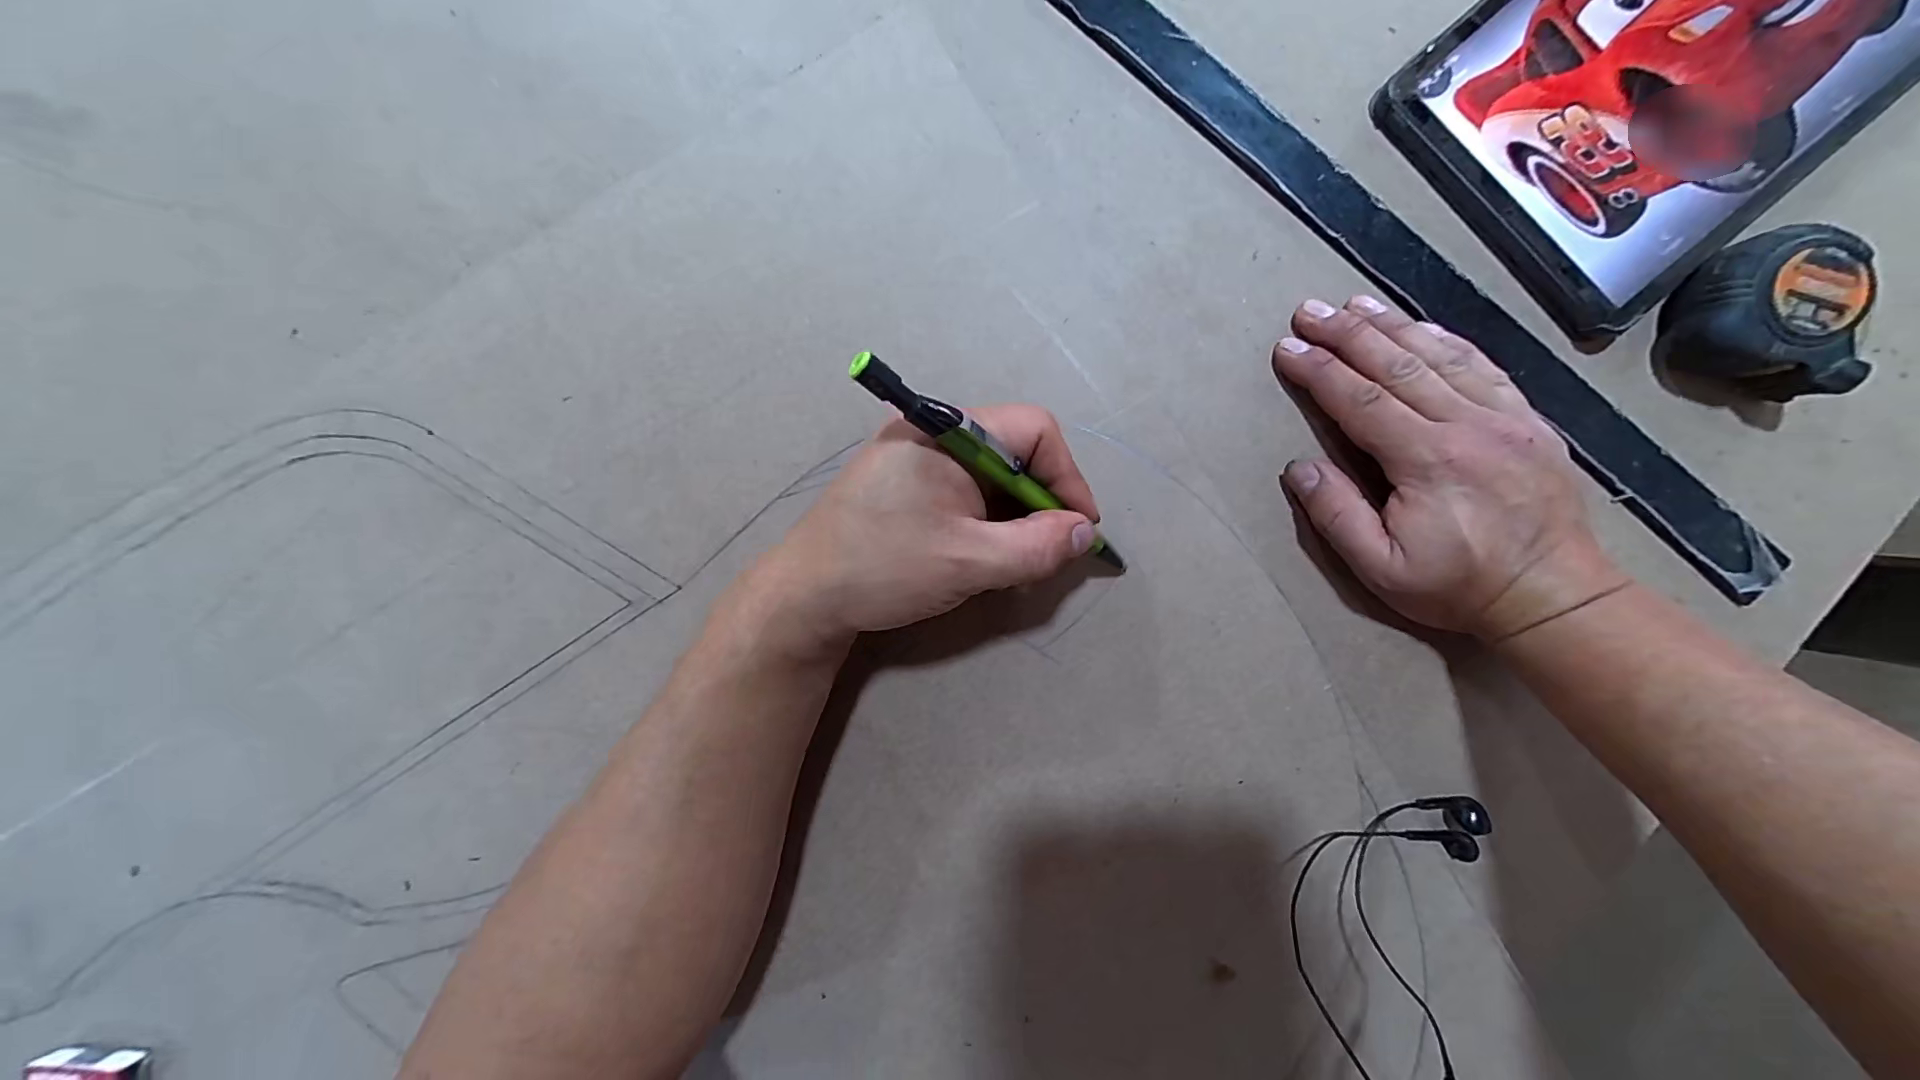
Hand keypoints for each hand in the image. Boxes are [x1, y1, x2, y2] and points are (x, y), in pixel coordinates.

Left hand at [748, 405, 1100, 651]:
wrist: (803, 598)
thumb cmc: (882, 568)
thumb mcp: (969, 562)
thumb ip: (1036, 546)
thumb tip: (1085, 532)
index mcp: (944, 431)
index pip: (1034, 430)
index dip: (1067, 477)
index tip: (1079, 528)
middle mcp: (932, 434)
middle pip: (1015, 453)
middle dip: (1041, 504)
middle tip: (1047, 554)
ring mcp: (916, 460)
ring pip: (992, 478)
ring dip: (1015, 520)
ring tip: (1013, 565)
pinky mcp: (907, 488)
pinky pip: (966, 494)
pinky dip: (988, 524)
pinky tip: (983, 559)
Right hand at [1271, 296, 1630, 640]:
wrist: (1554, 595)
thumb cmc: (1457, 586)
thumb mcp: (1380, 568)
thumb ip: (1336, 515)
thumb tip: (1299, 468)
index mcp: (1429, 461)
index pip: (1361, 401)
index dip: (1320, 371)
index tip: (1288, 347)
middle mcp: (1470, 425)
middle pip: (1397, 366)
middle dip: (1347, 334)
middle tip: (1310, 310)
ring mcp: (1506, 417)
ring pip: (1440, 356)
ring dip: (1392, 326)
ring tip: (1354, 304)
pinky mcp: (1529, 420)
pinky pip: (1483, 366)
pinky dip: (1446, 340)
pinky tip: (1421, 326)